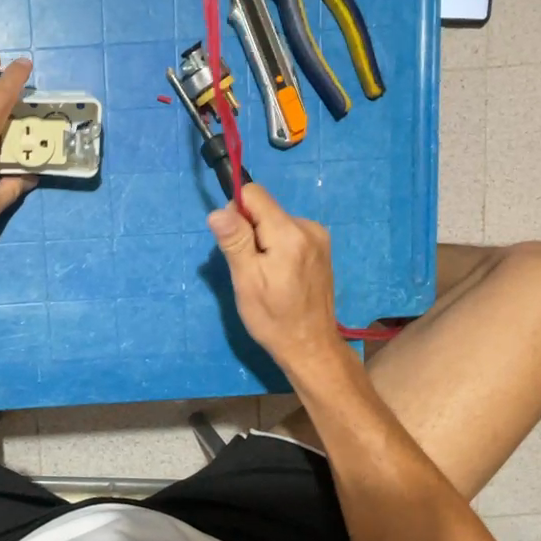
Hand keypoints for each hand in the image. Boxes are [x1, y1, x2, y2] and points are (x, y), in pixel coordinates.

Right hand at [208, 183, 344, 371]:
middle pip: (265, 209)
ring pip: (275, 222)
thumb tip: (219, 211)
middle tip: (250, 269)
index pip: (254, 194)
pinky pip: (289, 234)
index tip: (234, 244)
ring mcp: (319, 237)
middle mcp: (308, 227)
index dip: (236, 213)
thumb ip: (235, 242)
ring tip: (266, 277)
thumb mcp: (246, 281)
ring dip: (263, 242)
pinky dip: (277, 248)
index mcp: (289, 233)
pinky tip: (280, 276)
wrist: (310, 346)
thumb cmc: (273, 319)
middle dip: (249, 232)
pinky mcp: (322, 248)